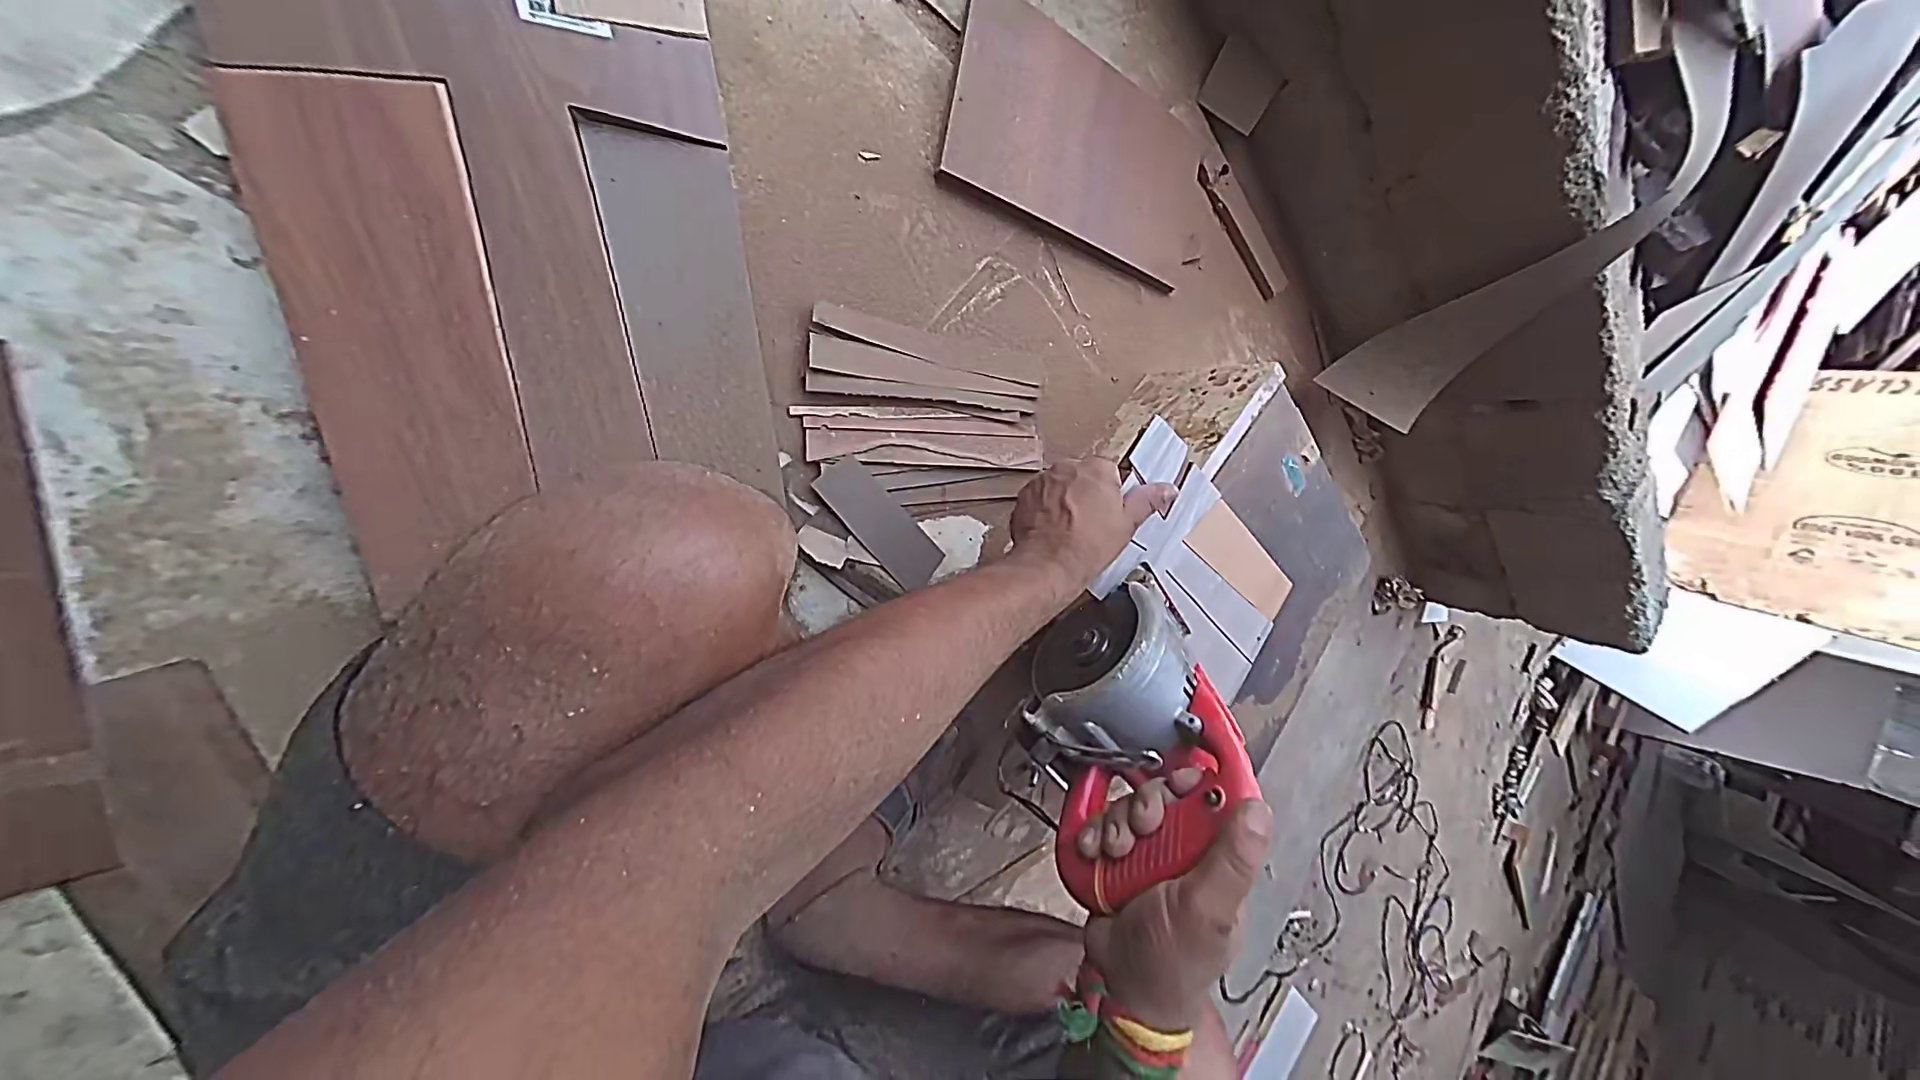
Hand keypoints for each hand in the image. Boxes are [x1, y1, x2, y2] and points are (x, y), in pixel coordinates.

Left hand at [1009, 458, 1175, 588]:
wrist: (1047, 565)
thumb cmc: (1085, 547)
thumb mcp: (1127, 525)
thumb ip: (1147, 501)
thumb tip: (1166, 490)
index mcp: (1097, 469)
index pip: (1109, 471)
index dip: (1111, 494)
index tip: (1110, 511)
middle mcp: (1067, 468)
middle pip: (1082, 476)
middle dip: (1086, 494)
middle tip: (1091, 523)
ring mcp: (1043, 481)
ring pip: (1060, 486)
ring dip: (1064, 501)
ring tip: (1071, 529)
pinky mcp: (1025, 495)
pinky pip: (1039, 497)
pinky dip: (1045, 509)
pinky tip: (1053, 530)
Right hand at [1078, 777, 1271, 1032]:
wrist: (1121, 983)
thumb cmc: (1174, 960)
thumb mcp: (1209, 909)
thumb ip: (1233, 861)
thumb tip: (1258, 811)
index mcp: (1216, 855)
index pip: (1213, 796)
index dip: (1195, 780)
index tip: (1178, 782)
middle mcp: (1183, 847)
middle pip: (1163, 792)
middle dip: (1146, 804)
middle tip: (1143, 828)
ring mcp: (1147, 850)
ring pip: (1128, 805)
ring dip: (1116, 824)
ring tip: (1116, 853)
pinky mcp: (1116, 855)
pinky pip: (1100, 824)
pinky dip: (1093, 835)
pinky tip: (1096, 855)